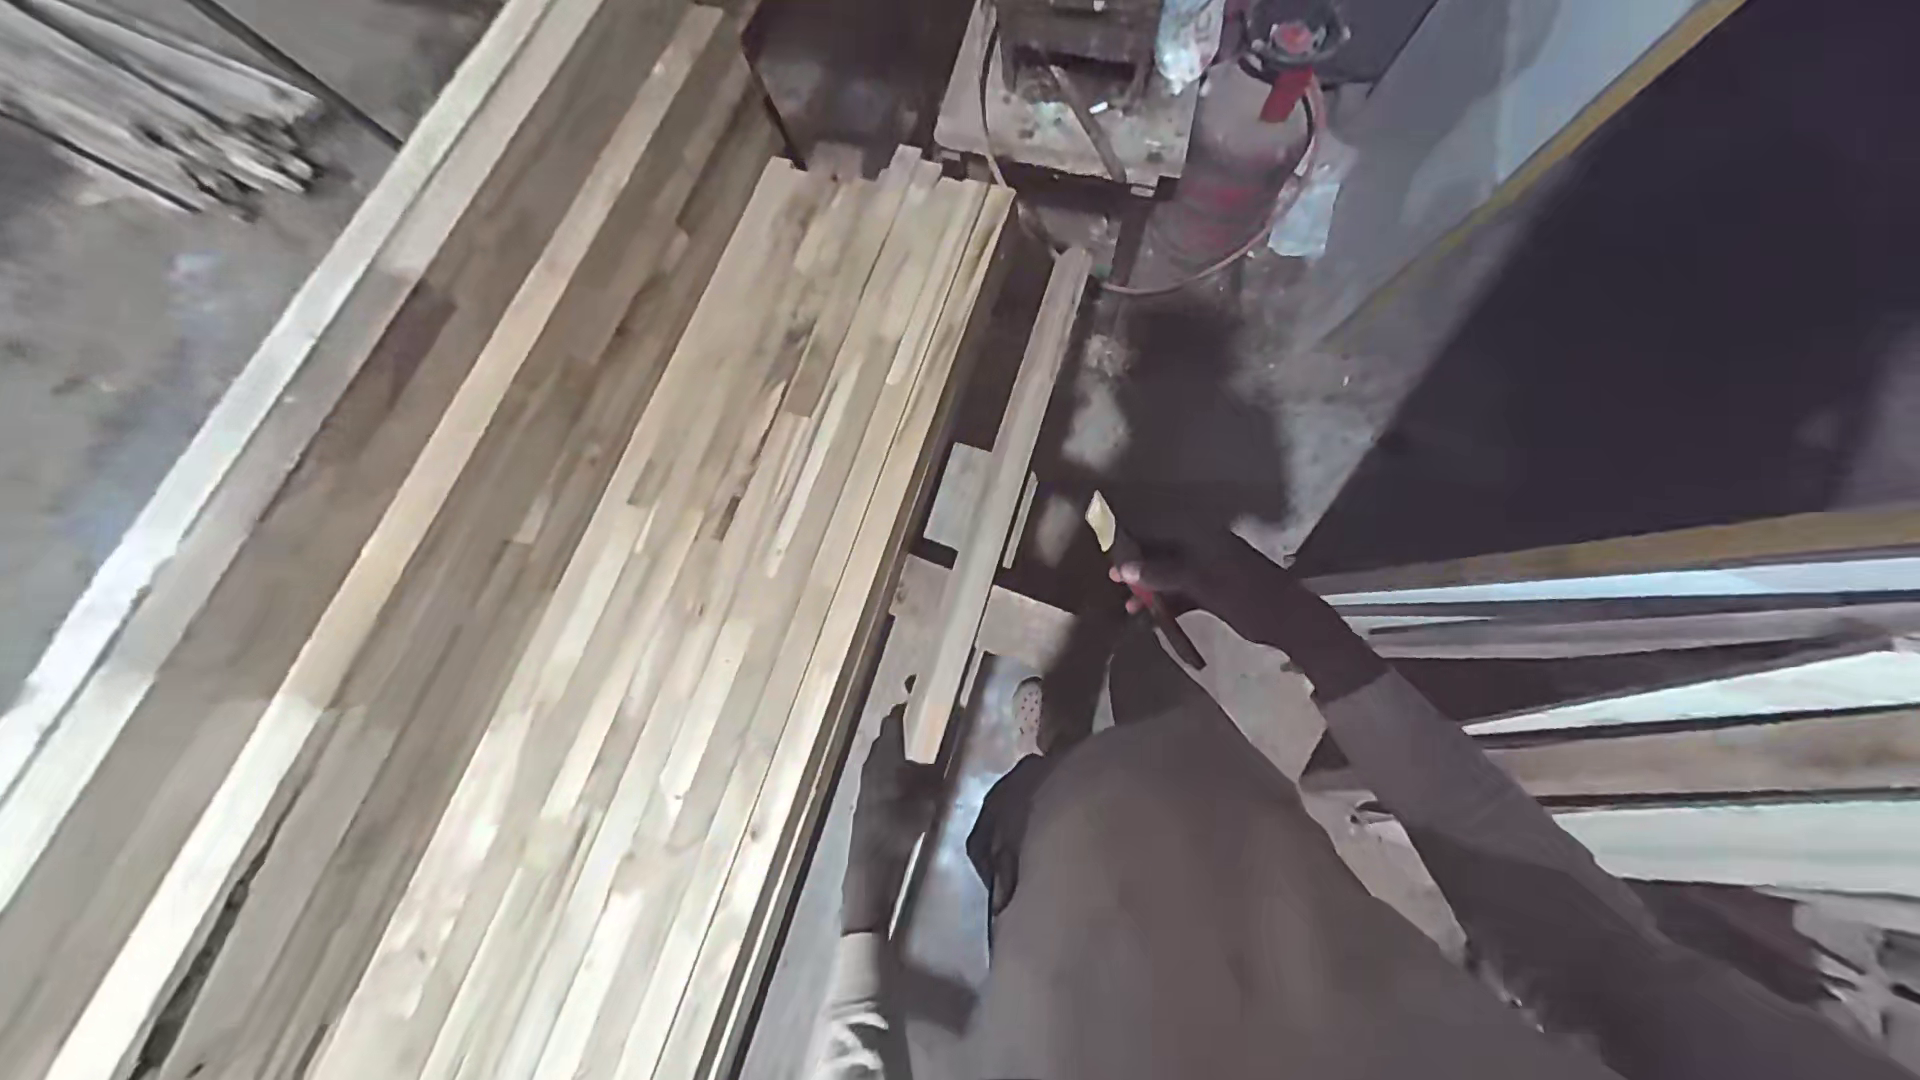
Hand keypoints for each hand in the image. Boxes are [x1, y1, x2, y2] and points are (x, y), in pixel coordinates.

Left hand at [843, 703, 940, 933]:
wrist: (871, 864)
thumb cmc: (900, 829)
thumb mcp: (927, 802)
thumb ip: (934, 779)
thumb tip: (942, 763)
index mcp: (887, 760)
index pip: (892, 725)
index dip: (900, 712)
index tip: (909, 701)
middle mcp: (872, 766)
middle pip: (886, 742)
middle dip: (900, 736)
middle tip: (917, 735)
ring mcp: (865, 784)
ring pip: (882, 761)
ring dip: (897, 760)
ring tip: (917, 768)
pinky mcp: (863, 800)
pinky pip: (879, 778)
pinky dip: (892, 776)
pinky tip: (904, 790)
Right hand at [1107, 531, 1322, 649]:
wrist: (1290, 621)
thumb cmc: (1244, 594)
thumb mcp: (1198, 582)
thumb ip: (1159, 573)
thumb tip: (1121, 569)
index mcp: (1201, 536)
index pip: (1157, 531)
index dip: (1132, 542)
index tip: (1108, 554)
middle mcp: (1202, 548)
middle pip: (1161, 553)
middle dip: (1137, 568)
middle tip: (1112, 582)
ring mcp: (1208, 570)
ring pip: (1170, 575)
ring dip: (1149, 589)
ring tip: (1128, 606)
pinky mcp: (1213, 590)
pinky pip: (1182, 592)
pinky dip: (1167, 603)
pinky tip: (1150, 617)